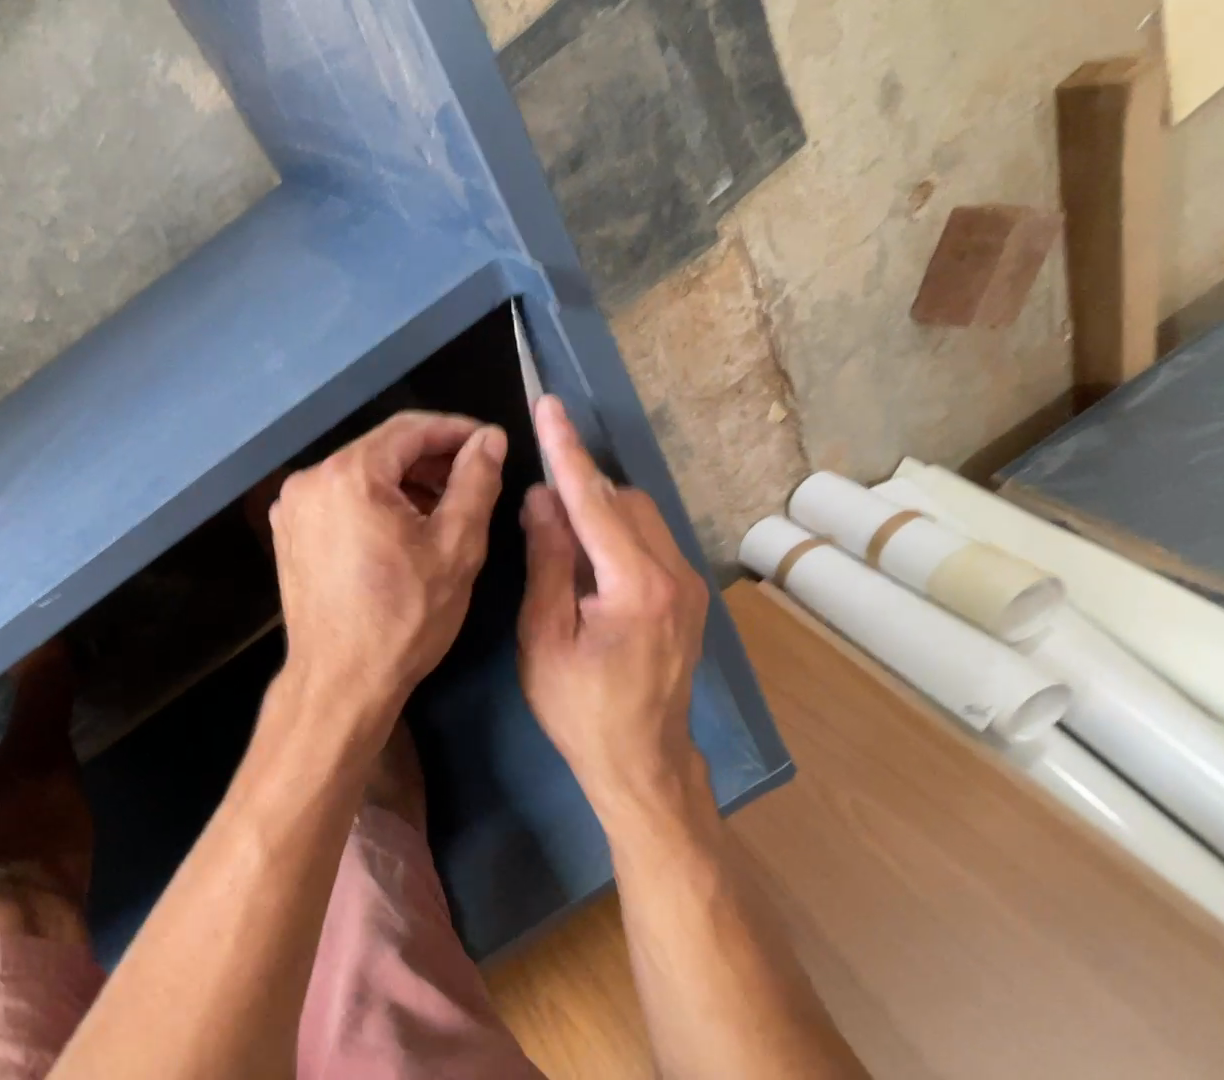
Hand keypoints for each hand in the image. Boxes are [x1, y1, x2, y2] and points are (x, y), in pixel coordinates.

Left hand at [269, 411, 506, 744]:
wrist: (341, 682)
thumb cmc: (404, 617)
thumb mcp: (456, 547)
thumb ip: (476, 482)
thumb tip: (490, 439)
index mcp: (348, 474)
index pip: (410, 428)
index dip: (456, 430)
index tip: (490, 441)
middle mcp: (310, 480)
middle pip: (382, 450)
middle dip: (431, 460)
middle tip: (474, 480)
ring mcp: (292, 509)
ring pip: (360, 476)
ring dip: (404, 484)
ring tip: (446, 509)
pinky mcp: (289, 535)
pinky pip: (339, 501)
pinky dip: (374, 504)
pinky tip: (404, 530)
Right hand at [517, 396, 711, 828]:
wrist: (640, 763)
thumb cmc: (579, 708)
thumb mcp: (544, 636)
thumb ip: (548, 560)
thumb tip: (542, 497)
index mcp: (637, 584)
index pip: (596, 500)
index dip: (567, 450)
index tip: (548, 405)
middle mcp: (675, 573)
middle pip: (624, 502)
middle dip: (581, 487)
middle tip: (534, 501)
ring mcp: (689, 586)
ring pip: (641, 519)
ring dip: (599, 512)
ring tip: (555, 535)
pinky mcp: (688, 599)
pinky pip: (649, 543)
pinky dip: (615, 536)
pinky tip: (585, 562)